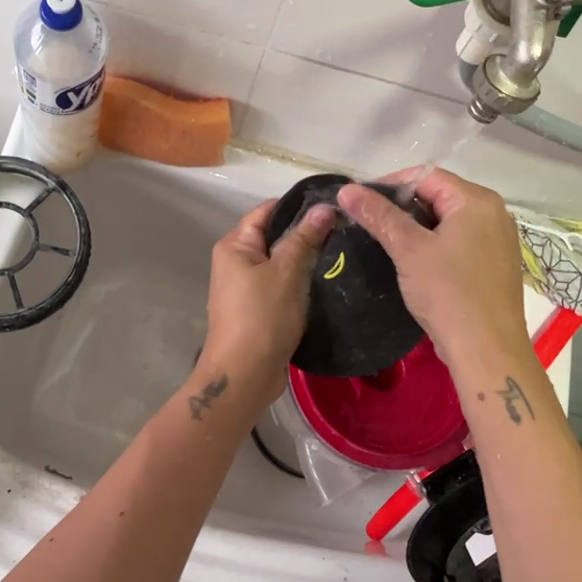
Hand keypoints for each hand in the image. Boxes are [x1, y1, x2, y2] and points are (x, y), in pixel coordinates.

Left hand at [198, 199, 333, 413]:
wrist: (244, 376)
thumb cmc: (262, 318)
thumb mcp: (287, 272)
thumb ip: (305, 238)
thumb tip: (324, 207)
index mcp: (234, 246)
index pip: (268, 211)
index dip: (299, 206)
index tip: (335, 205)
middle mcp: (236, 262)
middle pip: (275, 237)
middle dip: (307, 234)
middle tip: (346, 230)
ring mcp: (246, 289)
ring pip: (281, 264)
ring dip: (307, 262)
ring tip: (343, 253)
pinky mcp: (259, 311)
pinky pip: (283, 287)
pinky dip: (301, 285)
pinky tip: (328, 283)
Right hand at [336, 169, 527, 367]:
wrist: (487, 350)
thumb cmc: (448, 293)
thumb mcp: (408, 250)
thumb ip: (378, 215)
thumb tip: (346, 189)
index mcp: (477, 200)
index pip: (426, 176)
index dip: (390, 185)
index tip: (361, 203)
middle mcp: (494, 213)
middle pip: (439, 196)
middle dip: (402, 207)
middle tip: (370, 224)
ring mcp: (498, 239)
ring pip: (448, 220)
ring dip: (417, 228)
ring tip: (387, 243)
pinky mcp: (495, 264)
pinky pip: (460, 241)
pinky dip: (435, 244)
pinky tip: (414, 262)